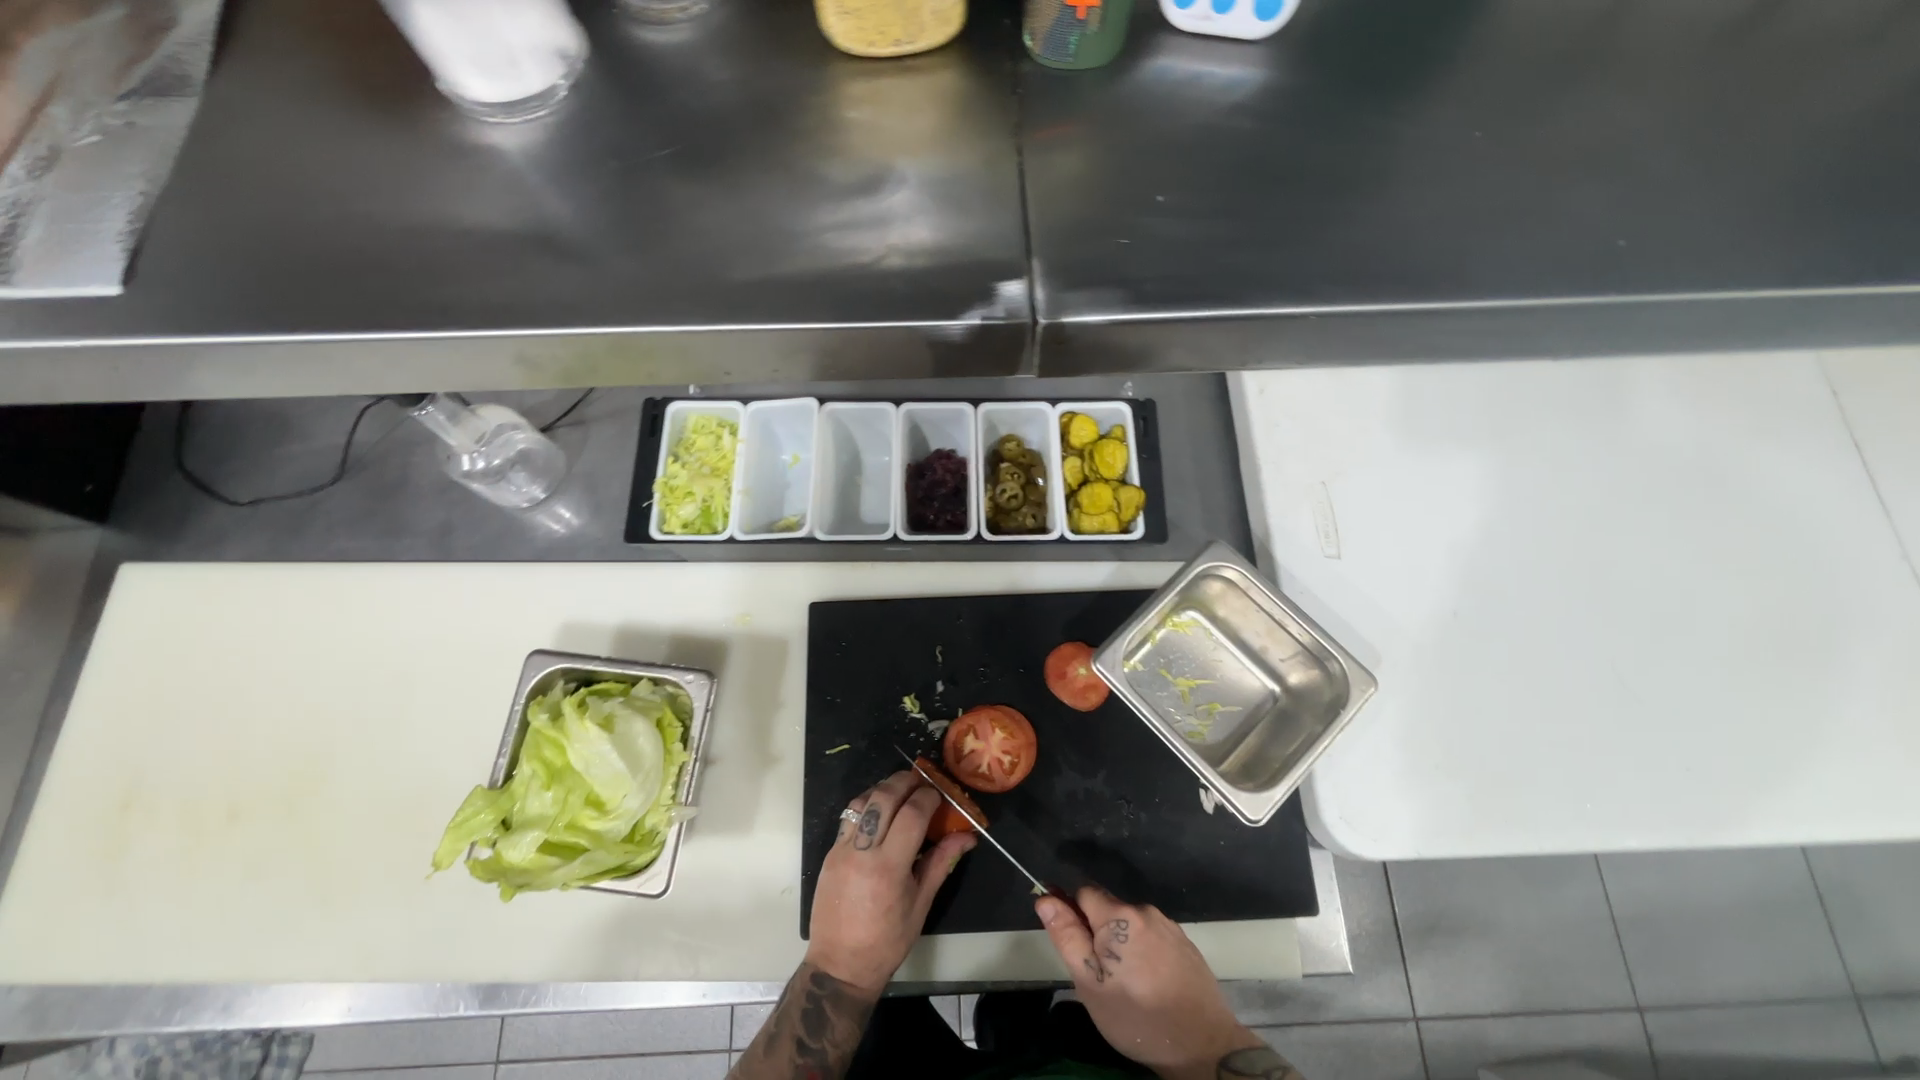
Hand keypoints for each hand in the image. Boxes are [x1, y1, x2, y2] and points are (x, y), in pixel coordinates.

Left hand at [806, 770, 976, 994]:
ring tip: (901, 791)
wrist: (840, 964)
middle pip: (883, 798)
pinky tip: (880, 813)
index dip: (928, 797)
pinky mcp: (829, 854)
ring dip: (882, 790)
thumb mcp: (921, 903)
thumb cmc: (888, 941)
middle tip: (921, 781)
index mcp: (889, 868)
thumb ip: (942, 862)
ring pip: (861, 802)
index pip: (911, 814)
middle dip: (904, 782)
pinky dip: (866, 807)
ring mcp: (841, 851)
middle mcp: (862, 852)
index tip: (939, 794)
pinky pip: (849, 819)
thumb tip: (968, 836)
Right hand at [1036, 886, 1266, 1078]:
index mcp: (1119, 915)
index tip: (1077, 948)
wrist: (1202, 1045)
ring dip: (1123, 944)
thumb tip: (1046, 898)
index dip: (1073, 915)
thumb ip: (1067, 936)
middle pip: (1109, 909)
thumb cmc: (1136, 1016)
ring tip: (1128, 984)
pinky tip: (1150, 984)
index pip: (1083, 892)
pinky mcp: (1186, 945)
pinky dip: (1145, 953)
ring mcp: (1170, 927)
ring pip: (1131, 926)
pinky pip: (1153, 938)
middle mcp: (1146, 911)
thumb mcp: (1089, 982)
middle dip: (1099, 933)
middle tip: (1102, 976)